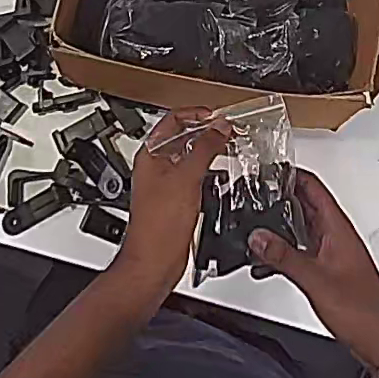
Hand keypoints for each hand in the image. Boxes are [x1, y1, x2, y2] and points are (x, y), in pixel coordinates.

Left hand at [113, 107, 230, 291]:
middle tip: (227, 130)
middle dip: (206, 130)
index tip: (216, 117)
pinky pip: (193, 174)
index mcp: (151, 154)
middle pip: (183, 135)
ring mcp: (166, 182)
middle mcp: (156, 166)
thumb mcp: (187, 177)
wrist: (154, 263)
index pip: (173, 119)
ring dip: (208, 149)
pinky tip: (220, 171)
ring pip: (189, 155)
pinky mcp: (176, 198)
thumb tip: (220, 127)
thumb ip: (205, 148)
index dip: (196, 114)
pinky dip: (208, 168)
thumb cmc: (157, 226)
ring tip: (227, 146)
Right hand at [248, 168, 378, 367]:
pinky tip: (268, 261)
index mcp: (336, 226)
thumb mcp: (315, 279)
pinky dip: (285, 249)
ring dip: (281, 224)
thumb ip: (284, 257)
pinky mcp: (328, 267)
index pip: (313, 185)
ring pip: (302, 226)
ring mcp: (331, 249)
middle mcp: (335, 233)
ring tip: (256, 226)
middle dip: (281, 196)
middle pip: (305, 202)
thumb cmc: (361, 309)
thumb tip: (259, 237)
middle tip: (256, 194)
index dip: (292, 174)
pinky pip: (302, 248)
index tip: (270, 169)